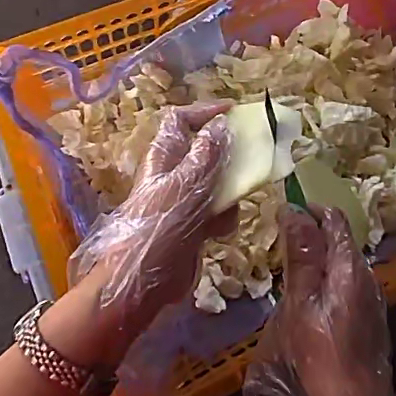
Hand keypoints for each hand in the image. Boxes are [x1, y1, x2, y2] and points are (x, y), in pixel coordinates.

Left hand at [65, 102, 231, 356]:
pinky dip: (223, 218)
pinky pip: (217, 211)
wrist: (141, 283)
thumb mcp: (184, 187)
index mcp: (163, 157)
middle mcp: (173, 174)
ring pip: (217, 182)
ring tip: (234, 202)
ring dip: (230, 192)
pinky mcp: (192, 225)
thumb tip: (221, 124)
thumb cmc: (157, 229)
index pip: (180, 121)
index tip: (233, 112)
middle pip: (205, 151)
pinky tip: (221, 231)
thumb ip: (206, 156)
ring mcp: (183, 200)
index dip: (204, 112)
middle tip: (253, 157)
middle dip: (229, 155)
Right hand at [243, 205, 395, 395]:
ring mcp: (371, 296)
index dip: (310, 208)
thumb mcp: (301, 304)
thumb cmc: (322, 356)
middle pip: (339, 238)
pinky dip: (326, 274)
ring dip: (318, 253)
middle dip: (311, 230)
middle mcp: (367, 276)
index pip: (334, 220)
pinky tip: (307, 291)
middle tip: (278, 235)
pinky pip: (345, 280)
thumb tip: (293, 210)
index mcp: (351, 268)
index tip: (283, 208)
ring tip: (287, 260)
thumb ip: (300, 256)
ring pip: (342, 260)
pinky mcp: (369, 314)